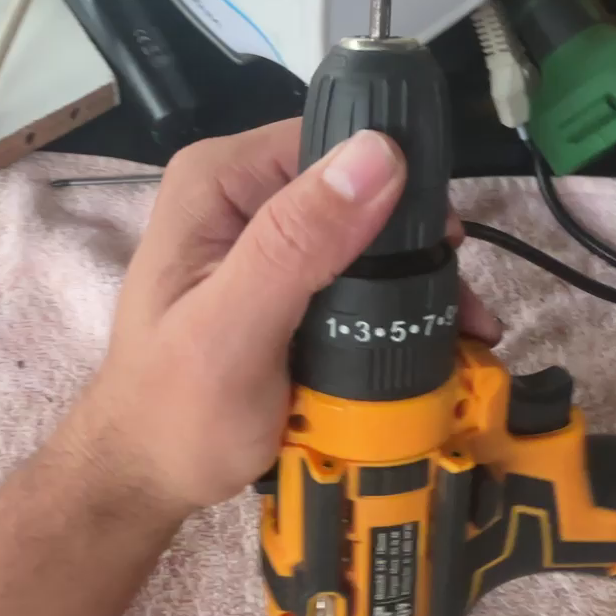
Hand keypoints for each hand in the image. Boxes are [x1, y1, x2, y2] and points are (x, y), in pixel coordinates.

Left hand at [55, 120, 501, 514]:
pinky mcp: (282, 279)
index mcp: (218, 181)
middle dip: (413, 238)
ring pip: (361, 230)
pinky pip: (352, 269)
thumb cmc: (177, 412)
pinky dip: (392, 299)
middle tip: (461, 299)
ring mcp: (261, 238)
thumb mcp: (234, 328)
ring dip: (413, 274)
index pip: (326, 142)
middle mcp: (240, 194)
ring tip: (465, 325)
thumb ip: (297, 243)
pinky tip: (431, 331)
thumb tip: (378, 154)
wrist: (150, 472)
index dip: (393, 180)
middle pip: (353, 186)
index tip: (443, 238)